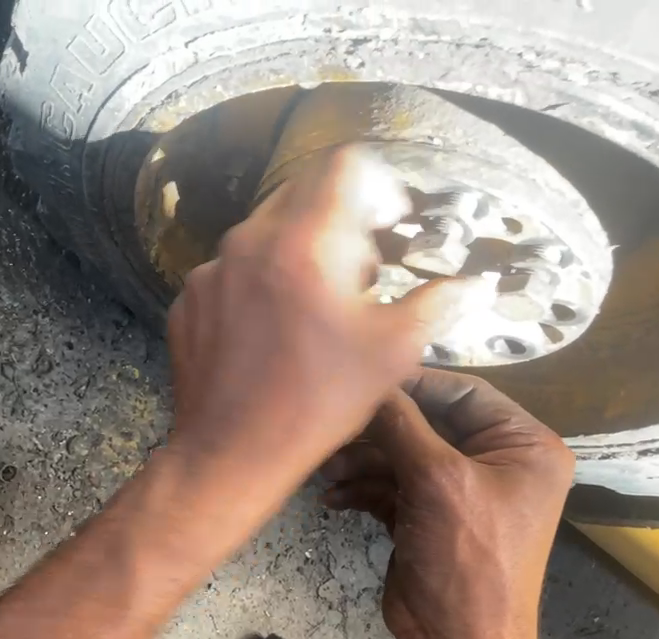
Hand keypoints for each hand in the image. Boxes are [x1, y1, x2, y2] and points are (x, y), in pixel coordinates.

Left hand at [165, 146, 488, 489]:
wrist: (229, 452)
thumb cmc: (317, 401)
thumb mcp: (392, 352)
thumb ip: (436, 303)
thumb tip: (473, 282)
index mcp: (303, 241)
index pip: (344, 165)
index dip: (377, 185)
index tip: (388, 224)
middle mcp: (247, 244)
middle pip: (298, 196)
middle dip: (336, 221)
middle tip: (357, 274)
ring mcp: (207, 275)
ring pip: (259, 237)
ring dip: (294, 254)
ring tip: (312, 309)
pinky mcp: (185, 305)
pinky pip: (227, 274)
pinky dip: (254, 286)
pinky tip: (267, 332)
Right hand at [319, 369, 573, 638]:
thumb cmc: (466, 558)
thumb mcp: (436, 481)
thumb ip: (401, 425)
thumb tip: (366, 383)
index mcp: (523, 446)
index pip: (464, 393)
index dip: (410, 386)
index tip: (357, 384)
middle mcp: (494, 464)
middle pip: (424, 426)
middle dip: (376, 434)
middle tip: (330, 436)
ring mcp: (458, 494)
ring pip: (400, 458)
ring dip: (360, 464)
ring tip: (325, 474)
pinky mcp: (426, 520)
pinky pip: (389, 489)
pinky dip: (361, 490)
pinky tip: (332, 500)